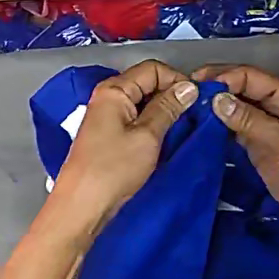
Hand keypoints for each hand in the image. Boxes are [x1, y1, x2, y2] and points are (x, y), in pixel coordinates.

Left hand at [51, 60, 197, 226]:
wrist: (81, 209)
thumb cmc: (112, 171)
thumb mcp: (148, 136)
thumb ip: (168, 107)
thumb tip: (189, 86)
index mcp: (114, 90)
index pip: (153, 69)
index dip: (177, 80)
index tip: (196, 99)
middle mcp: (108, 97)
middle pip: (148, 82)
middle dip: (172, 94)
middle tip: (194, 114)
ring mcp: (108, 116)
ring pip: (145, 102)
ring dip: (165, 111)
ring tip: (184, 127)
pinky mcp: (110, 134)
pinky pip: (138, 118)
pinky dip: (154, 124)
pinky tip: (167, 138)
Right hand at [193, 64, 278, 239]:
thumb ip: (250, 121)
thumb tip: (216, 99)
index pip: (252, 77)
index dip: (224, 77)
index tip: (195, 85)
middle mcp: (278, 108)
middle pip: (243, 90)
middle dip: (216, 90)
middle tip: (184, 95)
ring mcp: (269, 129)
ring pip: (238, 110)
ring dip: (215, 109)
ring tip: (185, 110)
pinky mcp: (262, 150)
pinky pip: (237, 132)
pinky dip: (220, 130)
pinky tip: (199, 130)